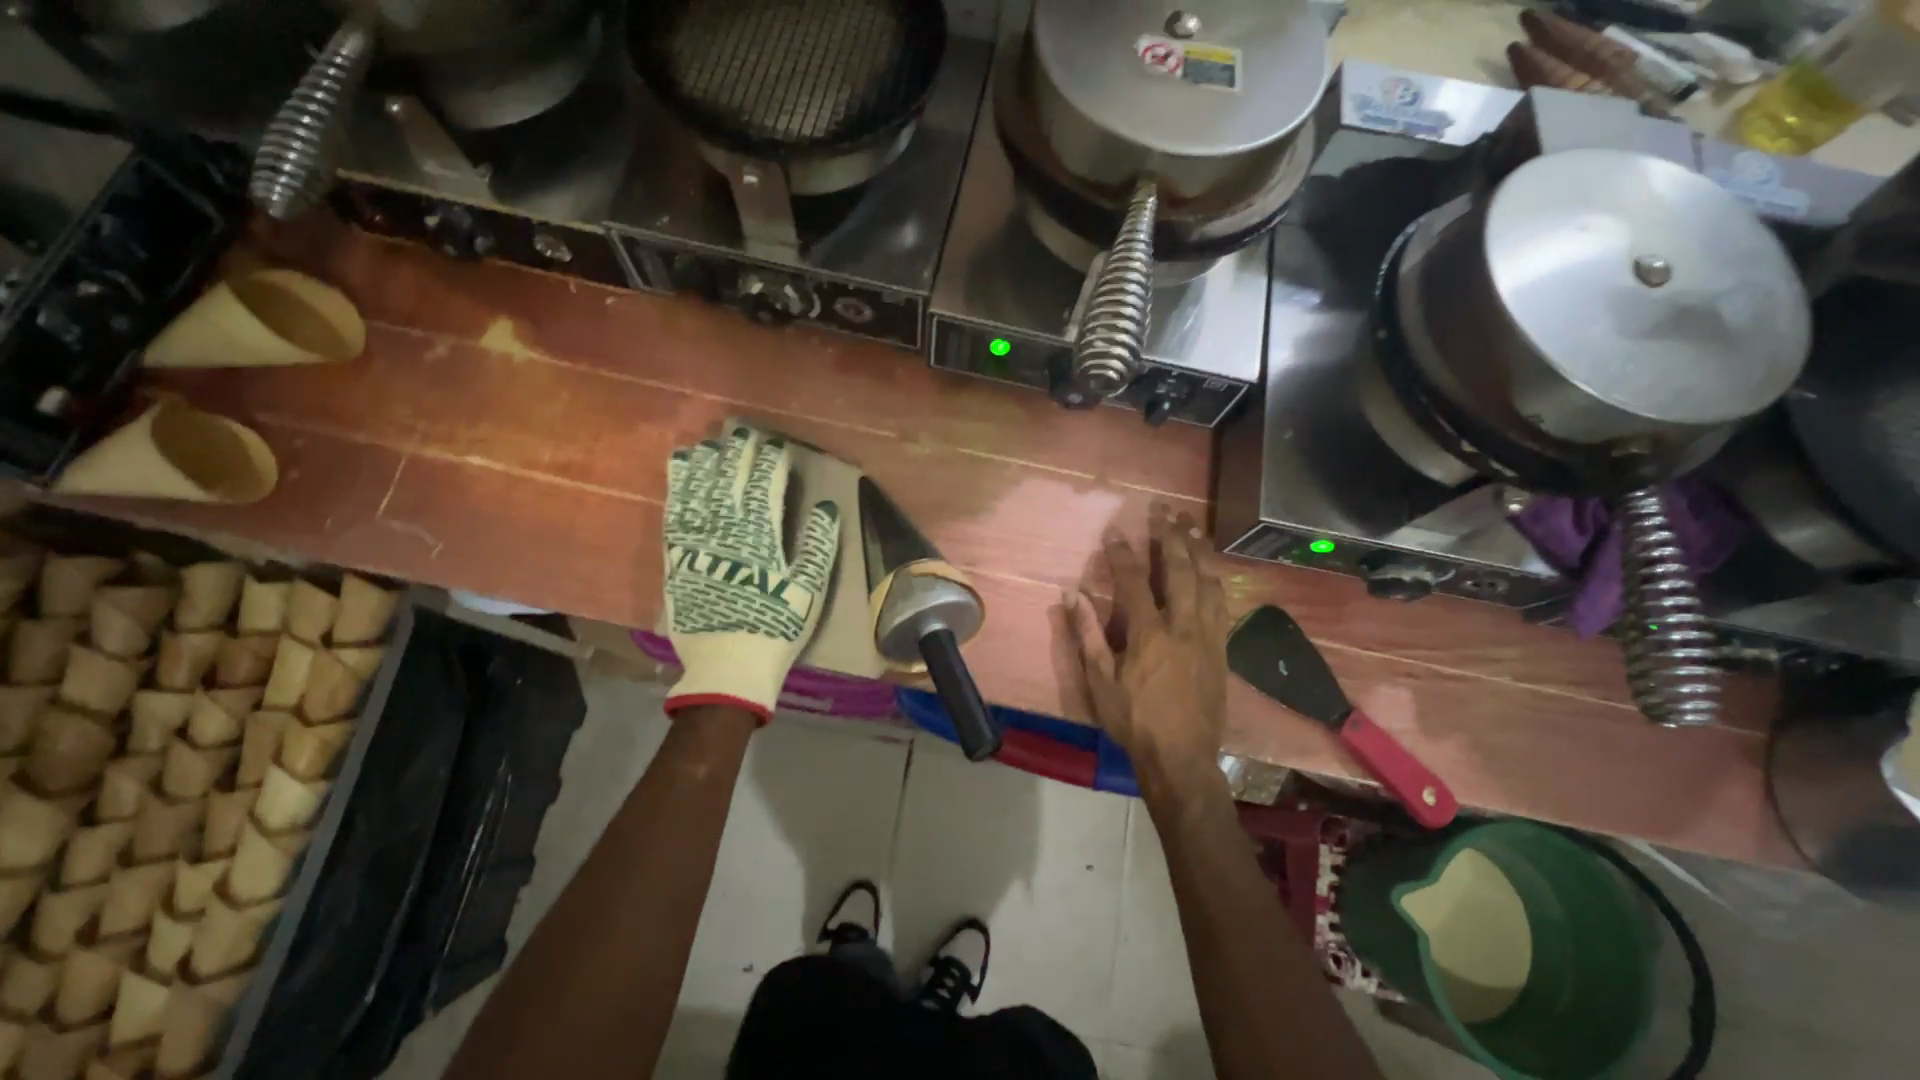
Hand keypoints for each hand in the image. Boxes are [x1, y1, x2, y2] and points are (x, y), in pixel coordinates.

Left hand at [662, 425, 838, 719]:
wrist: (727, 668)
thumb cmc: (774, 630)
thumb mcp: (809, 593)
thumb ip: (817, 548)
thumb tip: (825, 508)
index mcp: (762, 539)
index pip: (767, 488)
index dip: (771, 463)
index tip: (776, 444)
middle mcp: (726, 533)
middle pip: (731, 482)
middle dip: (738, 453)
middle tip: (742, 430)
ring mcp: (696, 543)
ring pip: (699, 491)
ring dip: (706, 463)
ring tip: (710, 441)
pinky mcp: (675, 559)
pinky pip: (674, 514)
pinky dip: (677, 488)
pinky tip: (680, 470)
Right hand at [1067, 505, 1230, 788]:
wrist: (1182, 757)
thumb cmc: (1134, 722)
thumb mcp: (1100, 683)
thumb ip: (1086, 635)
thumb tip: (1072, 595)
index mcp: (1150, 635)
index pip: (1135, 581)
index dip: (1122, 554)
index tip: (1113, 532)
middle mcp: (1184, 627)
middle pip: (1180, 570)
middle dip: (1170, 536)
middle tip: (1164, 509)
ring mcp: (1208, 636)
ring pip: (1208, 582)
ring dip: (1199, 550)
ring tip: (1191, 526)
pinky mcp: (1221, 648)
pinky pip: (1222, 604)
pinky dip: (1215, 579)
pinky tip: (1211, 569)